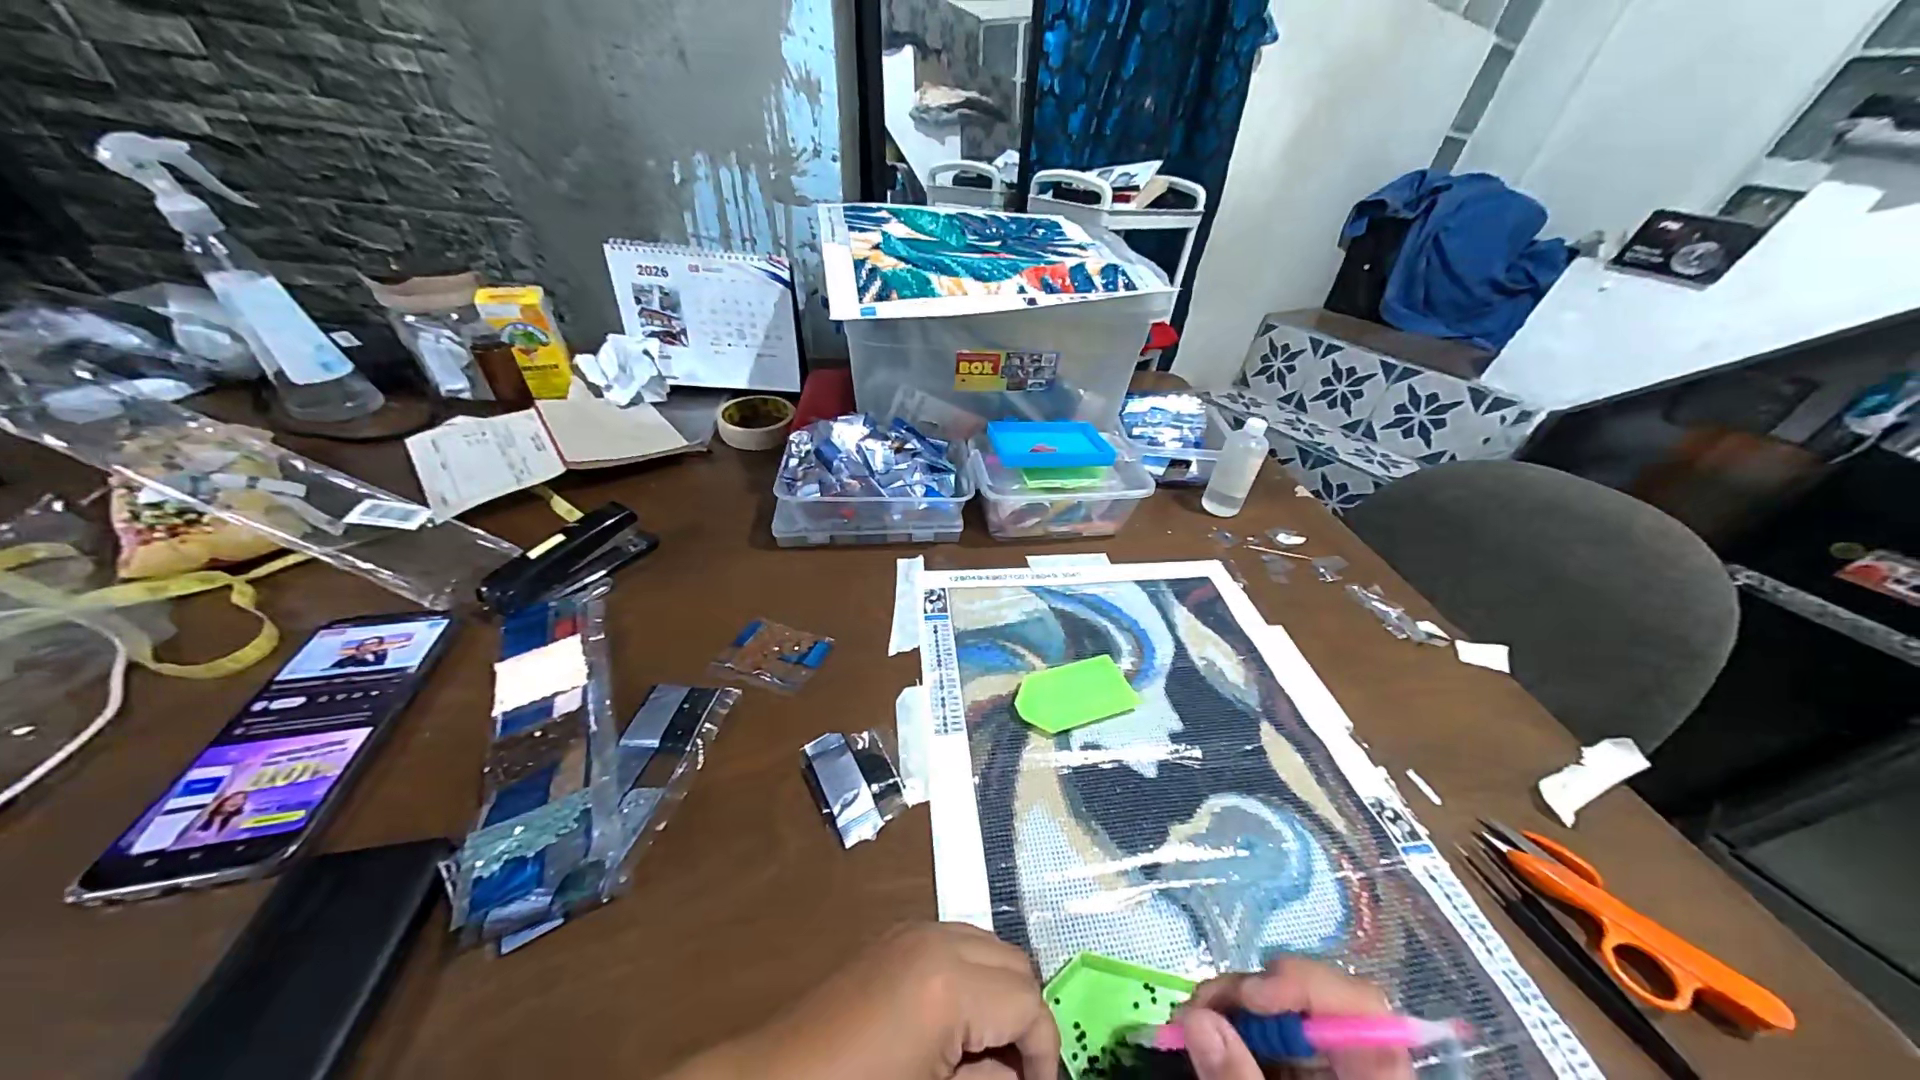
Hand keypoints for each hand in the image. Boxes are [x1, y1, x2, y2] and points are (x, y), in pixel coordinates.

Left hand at [666, 922, 1058, 1079]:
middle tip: (1014, 1072)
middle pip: (1015, 964)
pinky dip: (970, 976)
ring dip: (999, 992)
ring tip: (984, 1049)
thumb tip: (1021, 1074)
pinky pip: (954, 943)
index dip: (1045, 1054)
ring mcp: (912, 931)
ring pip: (988, 947)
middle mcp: (937, 939)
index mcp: (950, 980)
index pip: (1030, 1004)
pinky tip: (952, 1022)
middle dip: (1024, 1018)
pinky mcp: (894, 938)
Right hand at [1177, 955, 1412, 1079]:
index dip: (1305, 984)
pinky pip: (1281, 1040)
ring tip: (1190, 1021)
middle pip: (1316, 1002)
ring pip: (1291, 1016)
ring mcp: (1339, 1069)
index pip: (1363, 1007)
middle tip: (1194, 1009)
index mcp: (1379, 1079)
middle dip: (1249, 993)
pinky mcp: (1316, 1072)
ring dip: (1236, 1009)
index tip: (1249, 997)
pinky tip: (1208, 1034)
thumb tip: (1194, 1018)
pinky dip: (1242, 1030)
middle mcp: (1366, 1067)